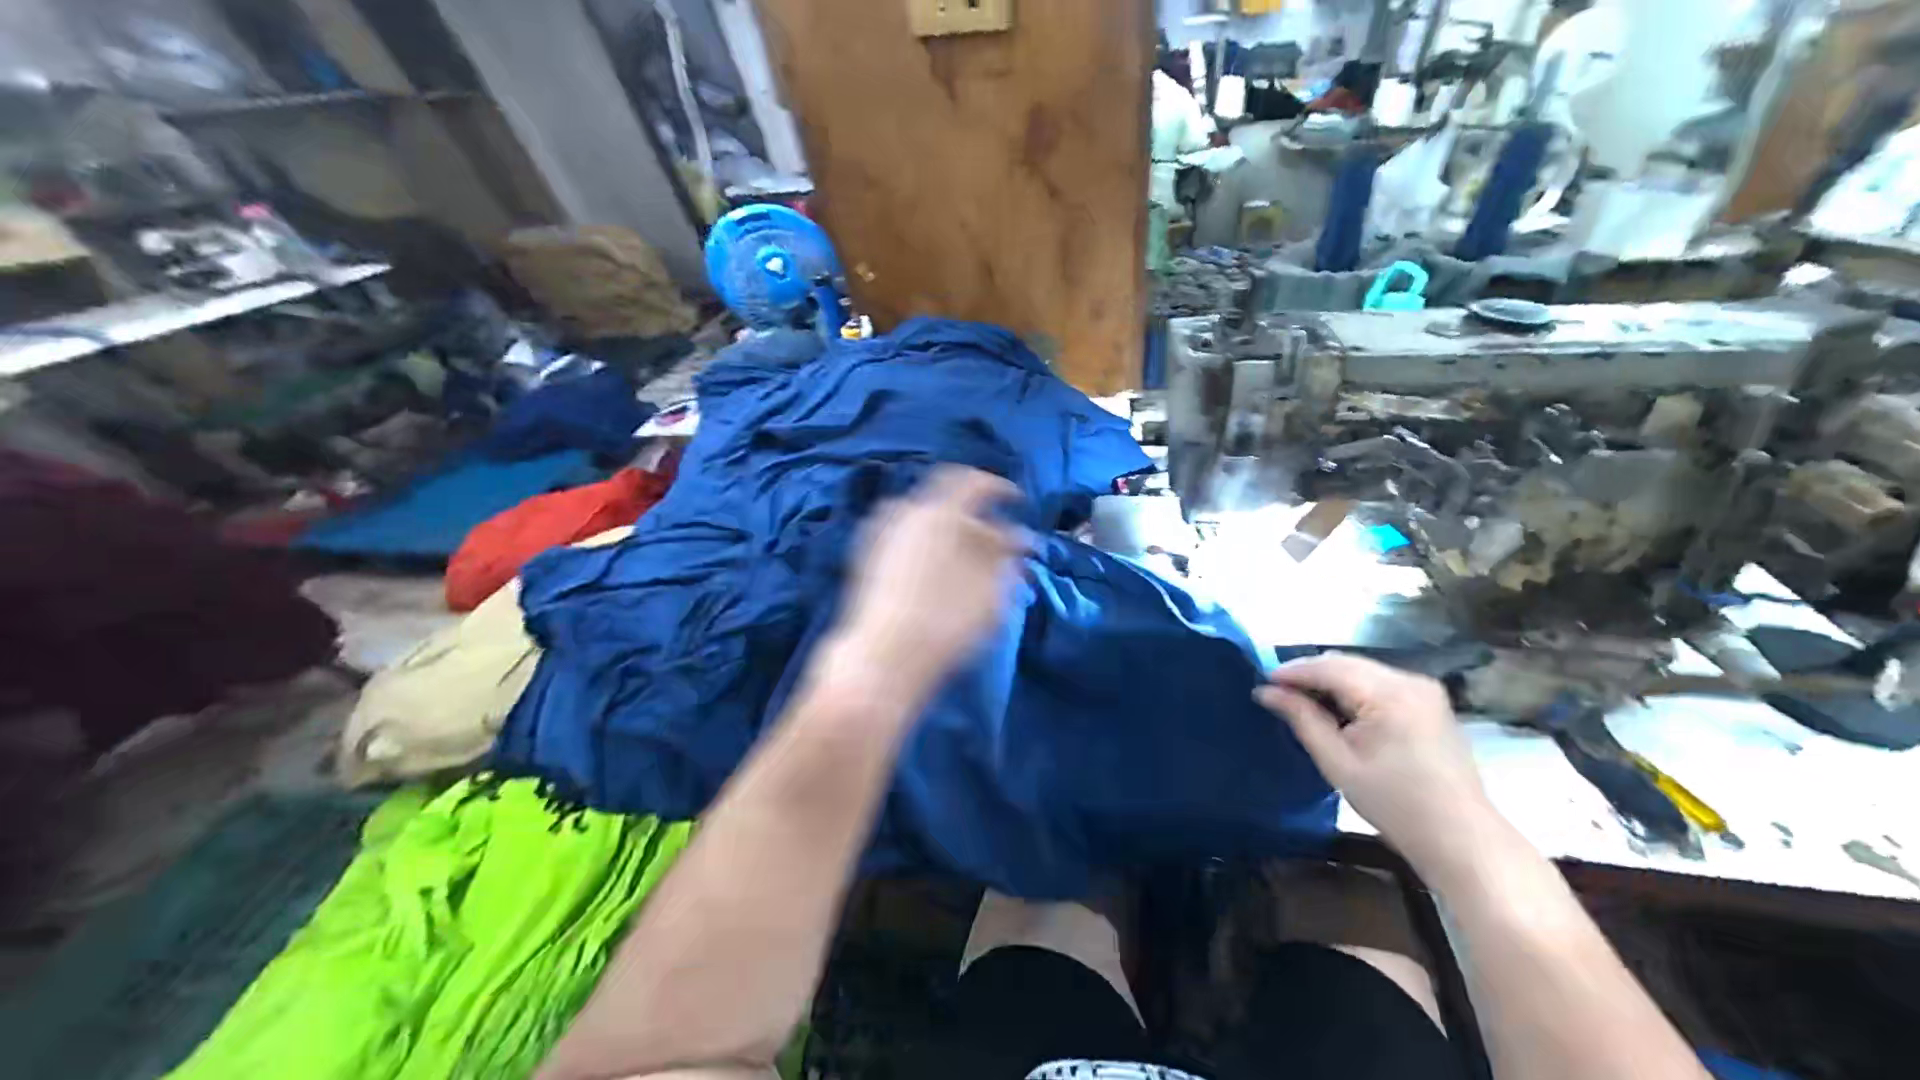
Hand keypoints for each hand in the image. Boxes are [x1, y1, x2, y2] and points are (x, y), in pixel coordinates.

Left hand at [826, 466, 1025, 704]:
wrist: (883, 657)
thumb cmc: (946, 622)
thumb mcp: (992, 590)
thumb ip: (1007, 555)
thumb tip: (1018, 536)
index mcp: (940, 511)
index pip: (974, 482)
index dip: (1000, 488)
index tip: (1018, 502)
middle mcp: (907, 513)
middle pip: (947, 500)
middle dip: (975, 515)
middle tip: (996, 539)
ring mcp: (882, 535)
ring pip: (926, 520)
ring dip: (951, 531)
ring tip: (971, 560)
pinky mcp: (868, 559)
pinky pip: (907, 538)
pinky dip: (929, 545)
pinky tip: (939, 573)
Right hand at [1254, 654, 1499, 876]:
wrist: (1460, 837)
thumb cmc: (1394, 803)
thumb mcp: (1336, 761)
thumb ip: (1301, 718)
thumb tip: (1265, 691)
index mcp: (1390, 694)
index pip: (1329, 667)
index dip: (1291, 671)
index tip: (1261, 682)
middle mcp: (1410, 681)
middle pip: (1346, 663)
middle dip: (1309, 674)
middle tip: (1276, 692)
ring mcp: (1424, 690)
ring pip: (1362, 670)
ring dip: (1329, 680)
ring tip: (1301, 700)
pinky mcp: (1429, 702)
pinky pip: (1379, 682)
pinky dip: (1352, 689)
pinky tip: (1336, 708)